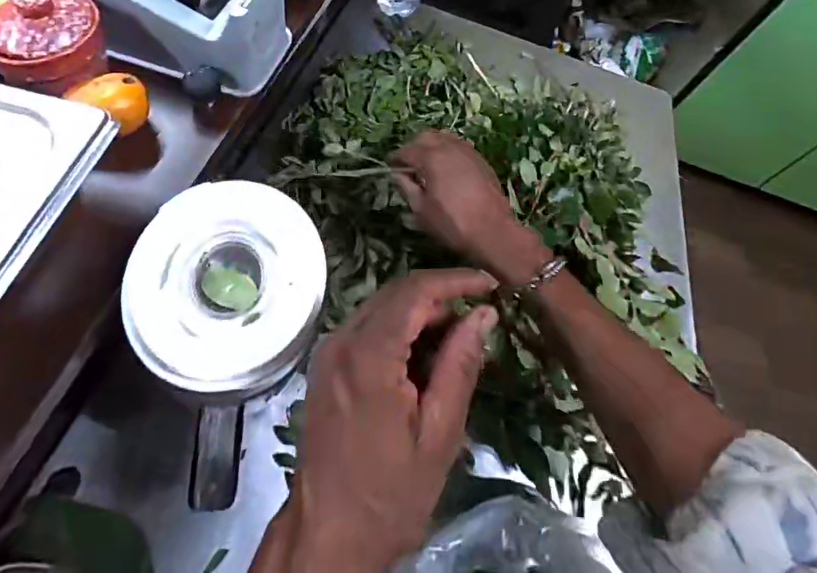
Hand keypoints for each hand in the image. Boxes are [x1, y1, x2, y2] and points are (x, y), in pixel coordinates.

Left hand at [255, 269, 497, 571]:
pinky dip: (399, 328)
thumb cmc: (389, 495)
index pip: (415, 291)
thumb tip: (483, 314)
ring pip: (382, 306)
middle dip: (441, 295)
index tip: (490, 284)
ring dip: (421, 312)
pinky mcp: (325, 364)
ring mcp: (329, 350)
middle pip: (396, 293)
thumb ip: (460, 365)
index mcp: (368, 356)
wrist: (327, 536)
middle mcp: (341, 340)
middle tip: (479, 316)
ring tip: (458, 339)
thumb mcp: (439, 434)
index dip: (455, 280)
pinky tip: (423, 355)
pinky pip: (368, 326)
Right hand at [391, 131, 550, 284]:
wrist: (493, 232)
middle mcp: (450, 147)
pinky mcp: (481, 160)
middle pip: (426, 136)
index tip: (390, 168)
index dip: (395, 158)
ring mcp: (468, 152)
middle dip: (413, 147)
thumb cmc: (452, 224)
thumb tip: (397, 174)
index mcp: (432, 157)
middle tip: (408, 166)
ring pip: (445, 137)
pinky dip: (448, 151)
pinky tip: (448, 169)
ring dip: (432, 146)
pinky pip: (459, 146)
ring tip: (428, 165)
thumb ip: (406, 187)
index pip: (406, 150)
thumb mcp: (421, 210)